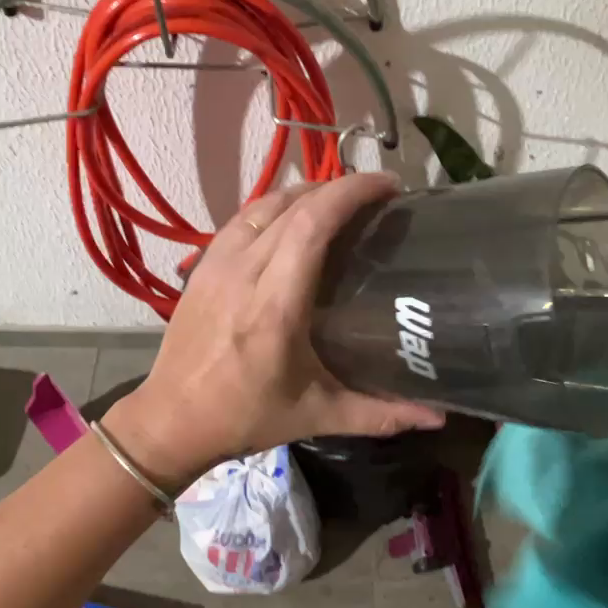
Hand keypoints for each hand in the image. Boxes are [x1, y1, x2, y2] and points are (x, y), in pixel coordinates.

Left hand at [102, 173, 445, 491]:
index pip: (312, 223)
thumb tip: (437, 416)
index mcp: (274, 305)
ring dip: (307, 191)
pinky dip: (276, 205)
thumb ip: (380, 415)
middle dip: (340, 187)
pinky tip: (295, 216)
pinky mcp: (203, 264)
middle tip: (377, 194)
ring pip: (266, 202)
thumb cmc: (245, 417)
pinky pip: (244, 217)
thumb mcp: (317, 416)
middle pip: (294, 204)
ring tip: (341, 200)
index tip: (388, 187)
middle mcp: (244, 271)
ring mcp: (217, 262)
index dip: (352, 193)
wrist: (171, 420)